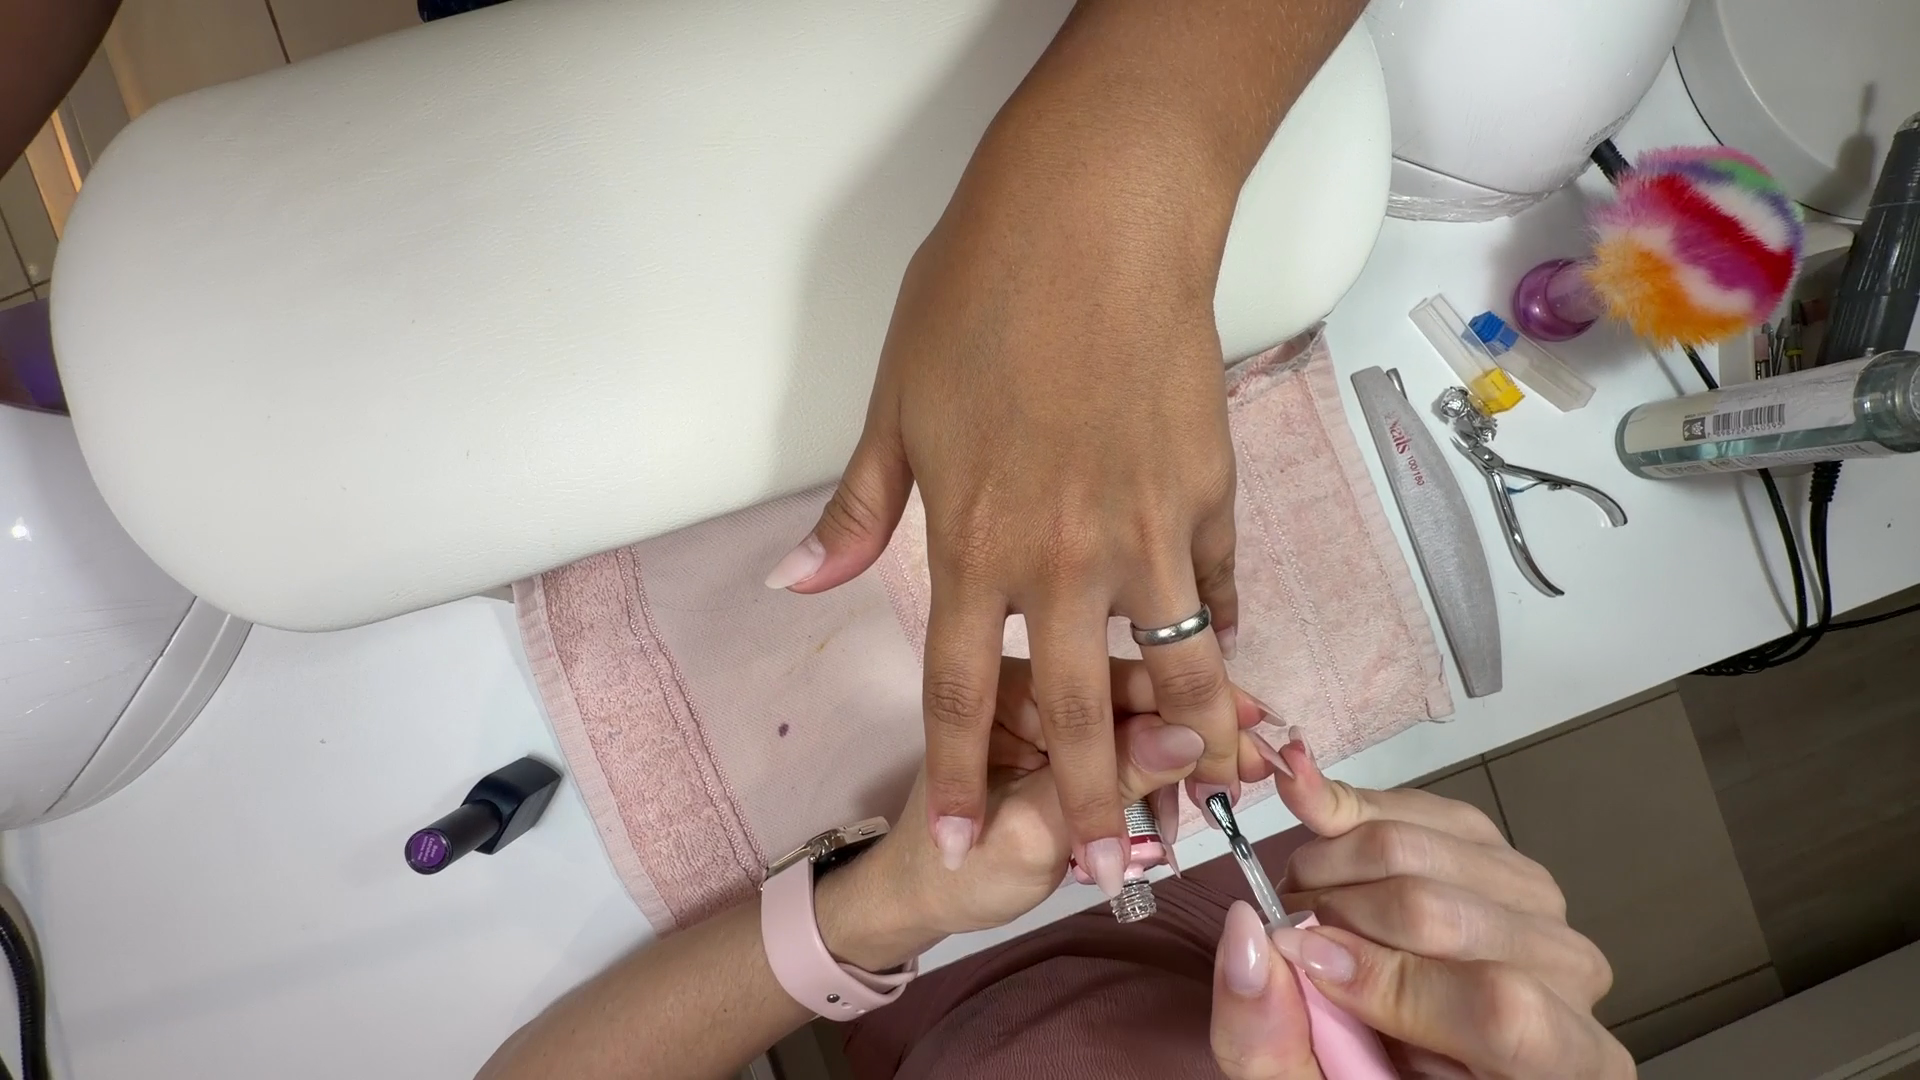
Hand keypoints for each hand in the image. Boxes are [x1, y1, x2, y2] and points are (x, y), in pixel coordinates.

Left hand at [762, 78, 1248, 882]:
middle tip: (1106, 872)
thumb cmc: (979, 300)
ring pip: (1174, 663)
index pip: (958, 689)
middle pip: (1073, 706)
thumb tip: (800, 582)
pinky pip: (1217, 582)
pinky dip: (1219, 624)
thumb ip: (858, 512)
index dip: (965, 774)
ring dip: (1186, 739)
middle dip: (1090, 799)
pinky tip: (1224, 655)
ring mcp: (1147, 527)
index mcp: (974, 540)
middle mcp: (1063, 556)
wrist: (1095, 218)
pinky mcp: (1210, 489)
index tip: (974, 842)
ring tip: (1203, 799)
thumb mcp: (895, 404)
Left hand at [821, 660, 1211, 967]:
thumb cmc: (960, 869)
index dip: (1179, 701)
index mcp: (1011, 685)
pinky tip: (1190, 795)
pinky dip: (1157, 772)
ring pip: (1132, 721)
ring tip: (1233, 786)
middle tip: (1258, 760)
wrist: (921, 899)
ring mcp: (1050, 710)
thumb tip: (1191, 735)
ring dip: (1182, 755)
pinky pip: (1120, 745)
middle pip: (1129, 695)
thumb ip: (1107, 782)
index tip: (1247, 726)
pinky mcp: (1061, 741)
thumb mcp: (1034, 829)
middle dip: (1195, 728)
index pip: (1104, 679)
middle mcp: (1035, 680)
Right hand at [1208, 732, 1632, 1079]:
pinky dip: (1336, 803)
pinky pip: (1401, 802)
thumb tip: (1248, 935)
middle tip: (1286, 929)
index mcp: (1562, 1067)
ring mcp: (1528, 893)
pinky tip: (1306, 811)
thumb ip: (1272, 1040)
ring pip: (1412, 846)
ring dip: (1326, 864)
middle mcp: (1569, 973)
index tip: (1301, 957)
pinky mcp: (1482, 839)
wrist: (1394, 1023)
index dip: (1389, 980)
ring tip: (1300, 897)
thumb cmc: (1367, 1070)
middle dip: (1332, 911)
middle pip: (1442, 913)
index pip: (1504, 1011)